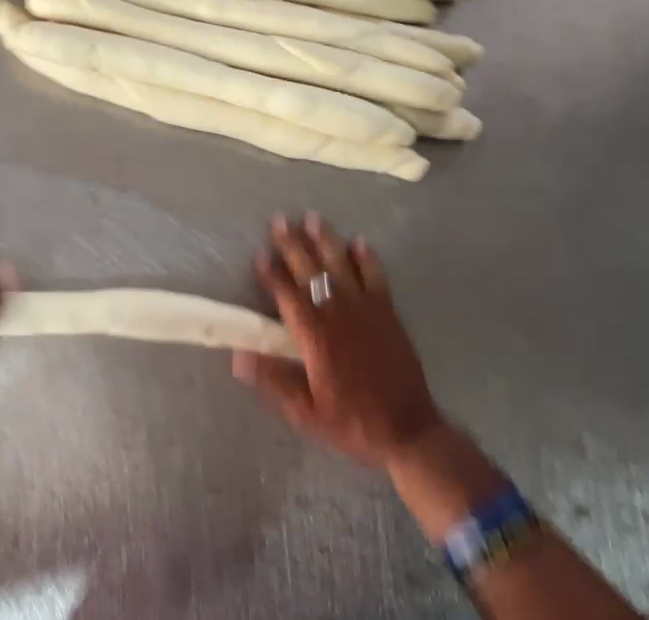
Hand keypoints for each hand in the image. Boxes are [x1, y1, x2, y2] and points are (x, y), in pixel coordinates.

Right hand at [234, 212, 443, 466]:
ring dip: (326, 241)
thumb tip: (238, 355)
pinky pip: (375, 277)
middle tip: (280, 220)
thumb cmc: (352, 422)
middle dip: (293, 245)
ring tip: (313, 218)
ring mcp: (366, 311)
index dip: (272, 274)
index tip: (260, 254)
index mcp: (315, 337)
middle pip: (311, 272)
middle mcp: (339, 315)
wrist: (409, 429)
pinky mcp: (388, 313)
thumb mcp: (306, 412)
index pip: (288, 296)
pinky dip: (366, 258)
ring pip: (342, 266)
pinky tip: (358, 242)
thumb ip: (275, 380)